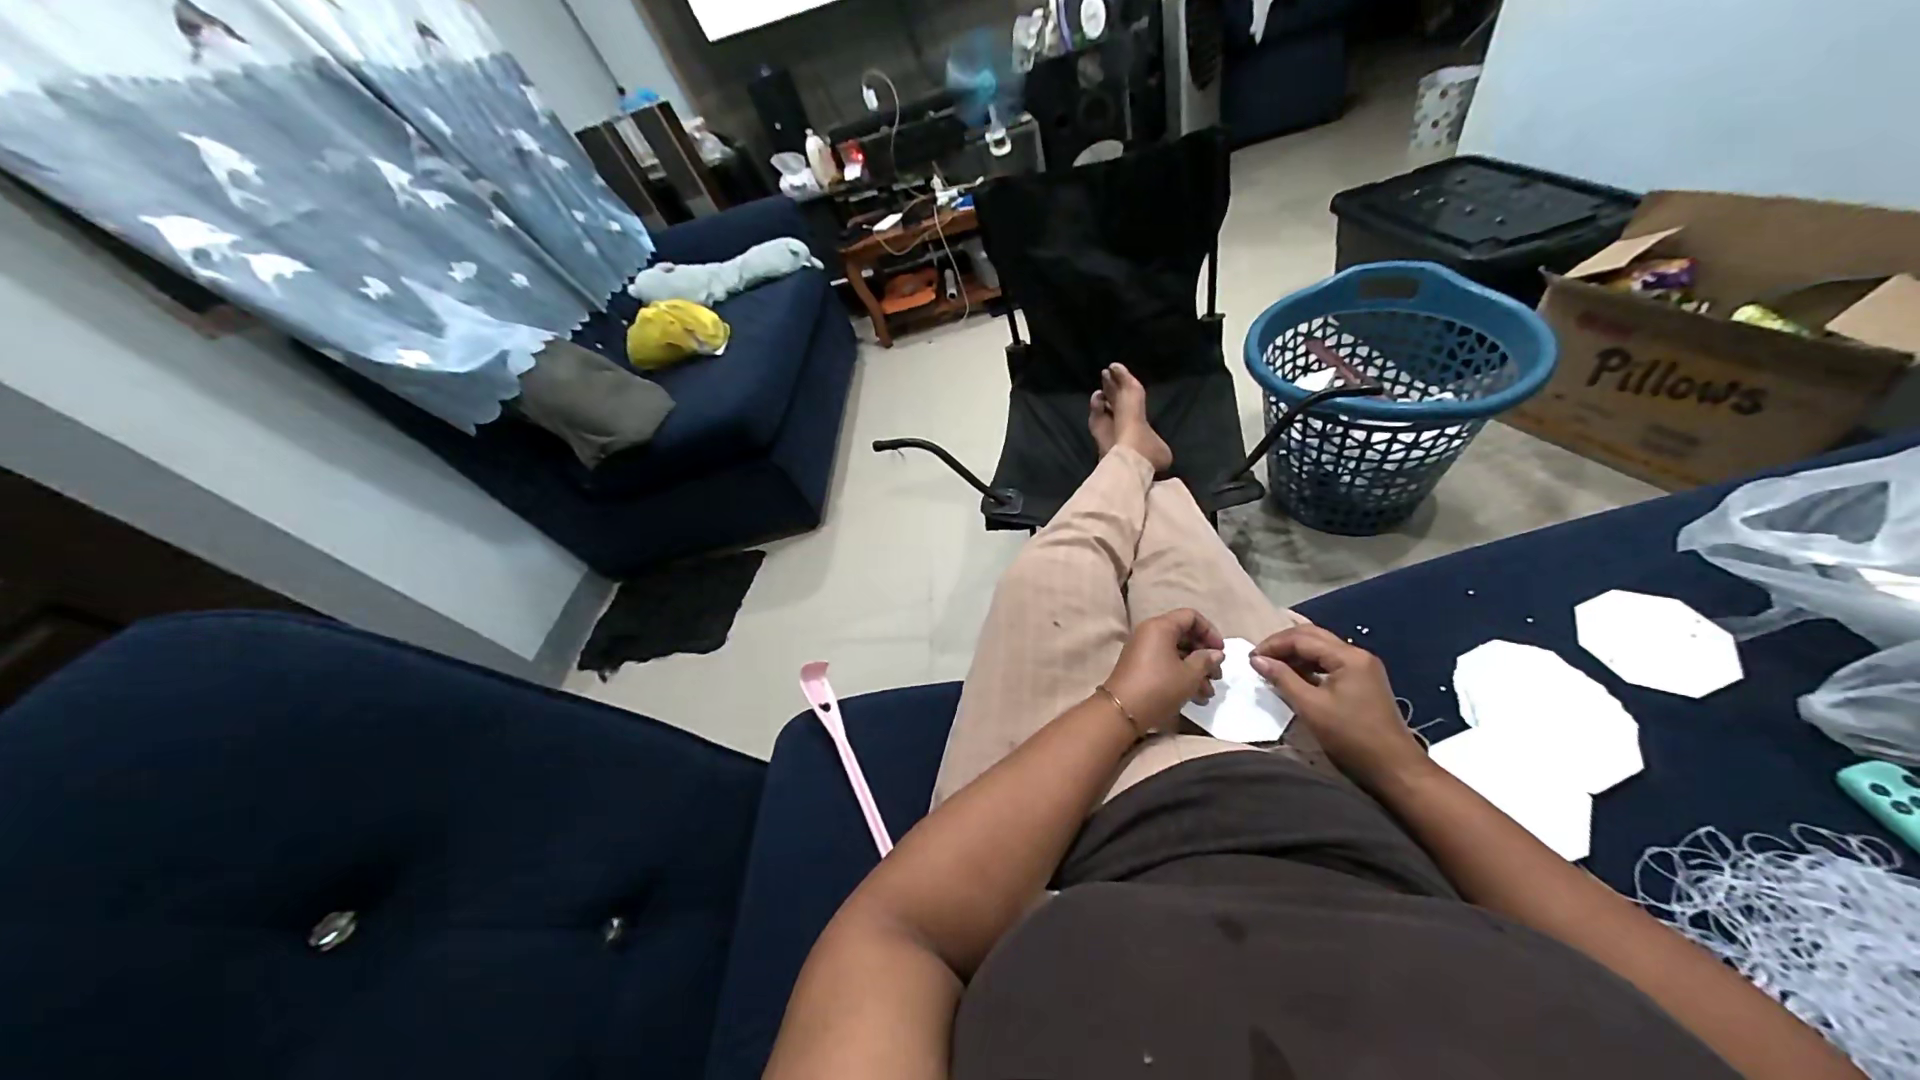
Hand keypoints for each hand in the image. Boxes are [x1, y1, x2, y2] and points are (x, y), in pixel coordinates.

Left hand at [1101, 609, 1225, 736]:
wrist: (1122, 711)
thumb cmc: (1159, 687)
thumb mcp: (1189, 675)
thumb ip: (1206, 660)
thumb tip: (1216, 653)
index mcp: (1160, 627)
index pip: (1191, 616)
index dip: (1210, 631)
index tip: (1220, 652)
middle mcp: (1150, 633)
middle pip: (1184, 635)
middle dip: (1204, 655)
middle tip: (1217, 675)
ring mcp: (1143, 650)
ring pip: (1176, 653)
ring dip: (1195, 670)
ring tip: (1208, 692)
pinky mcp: (1141, 666)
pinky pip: (1166, 663)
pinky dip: (1181, 675)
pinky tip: (1196, 697)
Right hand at [1249, 625, 1427, 783]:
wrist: (1393, 766)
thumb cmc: (1350, 736)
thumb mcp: (1310, 706)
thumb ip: (1282, 678)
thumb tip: (1257, 660)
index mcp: (1348, 657)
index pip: (1302, 638)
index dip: (1273, 645)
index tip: (1251, 658)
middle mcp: (1357, 654)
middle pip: (1313, 636)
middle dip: (1283, 644)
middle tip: (1259, 658)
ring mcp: (1362, 667)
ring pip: (1321, 648)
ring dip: (1295, 653)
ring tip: (1272, 667)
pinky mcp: (1363, 680)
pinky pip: (1329, 662)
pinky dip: (1308, 665)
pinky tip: (1294, 676)